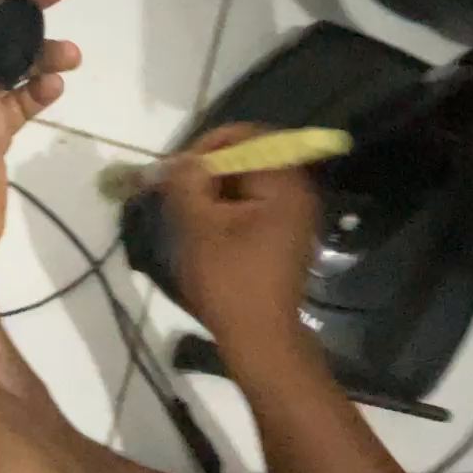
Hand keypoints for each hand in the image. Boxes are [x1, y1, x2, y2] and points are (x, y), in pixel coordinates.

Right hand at [164, 123, 319, 349]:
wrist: (258, 336)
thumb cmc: (229, 280)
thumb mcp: (199, 226)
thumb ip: (187, 182)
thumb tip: (177, 160)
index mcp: (284, 183)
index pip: (246, 137)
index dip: (206, 146)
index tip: (176, 170)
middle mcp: (297, 191)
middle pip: (248, 157)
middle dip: (208, 168)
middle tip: (176, 189)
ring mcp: (293, 214)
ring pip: (247, 182)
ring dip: (213, 189)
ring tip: (184, 209)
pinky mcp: (282, 234)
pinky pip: (252, 204)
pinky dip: (225, 207)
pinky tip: (203, 227)